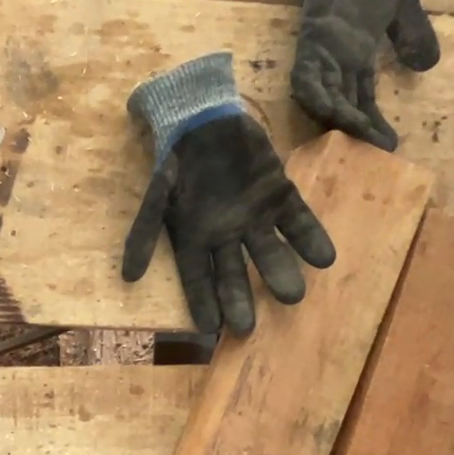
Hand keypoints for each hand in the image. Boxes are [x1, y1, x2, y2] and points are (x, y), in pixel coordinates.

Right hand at [123, 55, 336, 335]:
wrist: (202, 123)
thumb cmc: (173, 164)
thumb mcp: (154, 199)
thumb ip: (144, 236)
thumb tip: (129, 278)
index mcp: (191, 241)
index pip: (196, 280)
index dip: (203, 304)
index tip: (211, 331)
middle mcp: (223, 237)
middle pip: (232, 275)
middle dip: (240, 299)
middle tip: (248, 329)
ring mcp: (253, 217)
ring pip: (267, 252)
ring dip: (279, 273)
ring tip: (293, 296)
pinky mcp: (279, 194)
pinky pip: (297, 220)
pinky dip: (310, 238)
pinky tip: (324, 259)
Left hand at [292, 0, 440, 151]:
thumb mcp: (402, 8)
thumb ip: (412, 36)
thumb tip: (429, 66)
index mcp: (356, 62)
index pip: (362, 103)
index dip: (372, 125)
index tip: (390, 147)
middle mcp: (334, 66)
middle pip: (342, 107)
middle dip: (355, 131)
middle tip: (371, 152)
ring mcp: (320, 56)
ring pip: (323, 98)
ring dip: (336, 117)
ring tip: (355, 134)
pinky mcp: (309, 43)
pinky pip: (307, 75)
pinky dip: (315, 93)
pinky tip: (326, 108)